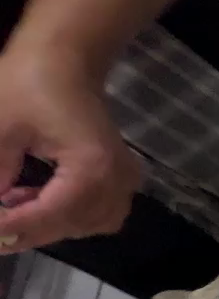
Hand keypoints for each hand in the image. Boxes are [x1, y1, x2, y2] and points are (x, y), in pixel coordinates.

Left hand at [0, 48, 140, 252]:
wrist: (63, 66)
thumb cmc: (25, 86)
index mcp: (93, 167)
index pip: (56, 211)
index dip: (18, 227)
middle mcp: (119, 182)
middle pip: (77, 223)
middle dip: (32, 232)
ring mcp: (126, 182)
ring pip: (91, 223)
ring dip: (50, 225)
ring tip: (7, 213)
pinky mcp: (122, 179)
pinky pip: (99, 212)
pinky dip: (66, 215)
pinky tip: (31, 200)